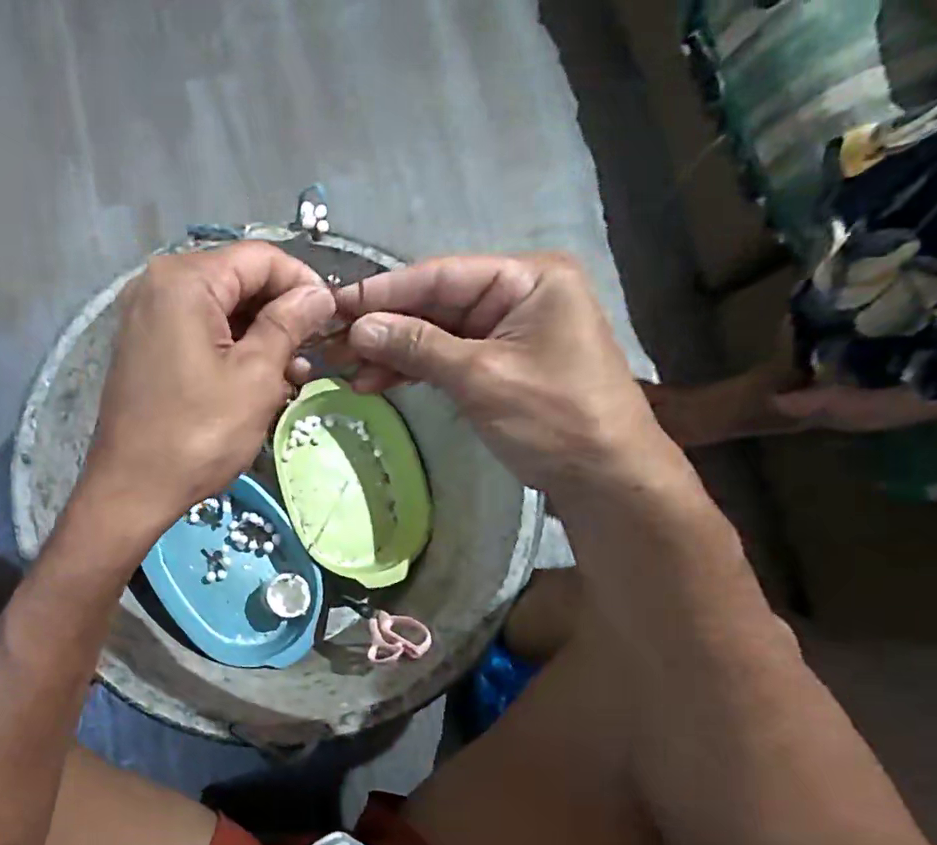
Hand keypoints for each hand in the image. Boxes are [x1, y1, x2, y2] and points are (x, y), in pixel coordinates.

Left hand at [76, 240, 335, 537]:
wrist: (131, 489)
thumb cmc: (198, 434)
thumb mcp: (255, 377)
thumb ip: (290, 324)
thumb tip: (319, 294)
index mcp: (184, 280)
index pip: (261, 258)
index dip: (303, 283)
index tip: (330, 319)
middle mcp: (158, 284)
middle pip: (238, 280)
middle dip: (280, 314)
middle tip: (311, 356)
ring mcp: (146, 316)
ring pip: (220, 310)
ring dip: (259, 337)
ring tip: (290, 378)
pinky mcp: (144, 346)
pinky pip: (197, 332)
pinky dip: (230, 350)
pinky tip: (256, 382)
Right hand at [334, 253, 678, 497]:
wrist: (605, 477)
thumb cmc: (555, 418)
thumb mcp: (481, 378)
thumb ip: (418, 347)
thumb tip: (358, 328)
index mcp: (528, 278)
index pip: (440, 275)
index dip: (383, 292)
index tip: (333, 306)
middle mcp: (516, 295)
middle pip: (434, 303)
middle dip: (383, 326)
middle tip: (331, 345)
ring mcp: (506, 331)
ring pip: (434, 333)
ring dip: (391, 352)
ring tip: (347, 372)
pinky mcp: (497, 363)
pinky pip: (445, 357)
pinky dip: (412, 370)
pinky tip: (376, 382)